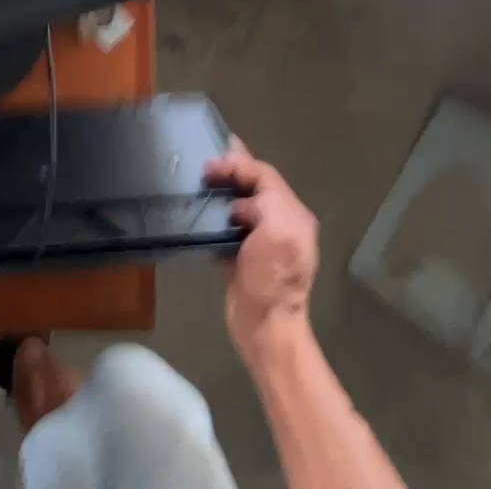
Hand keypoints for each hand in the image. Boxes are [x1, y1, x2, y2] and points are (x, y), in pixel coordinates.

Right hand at [205, 136, 319, 351]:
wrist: (264, 326)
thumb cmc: (271, 278)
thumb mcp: (277, 231)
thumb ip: (266, 201)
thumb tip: (240, 200)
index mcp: (293, 215)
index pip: (265, 175)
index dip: (238, 164)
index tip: (209, 166)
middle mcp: (281, 224)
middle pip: (254, 187)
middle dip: (230, 174)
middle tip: (201, 170)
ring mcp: (262, 242)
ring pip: (240, 205)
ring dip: (221, 194)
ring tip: (197, 187)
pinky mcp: (243, 256)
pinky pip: (229, 227)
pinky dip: (215, 217)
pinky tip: (199, 216)